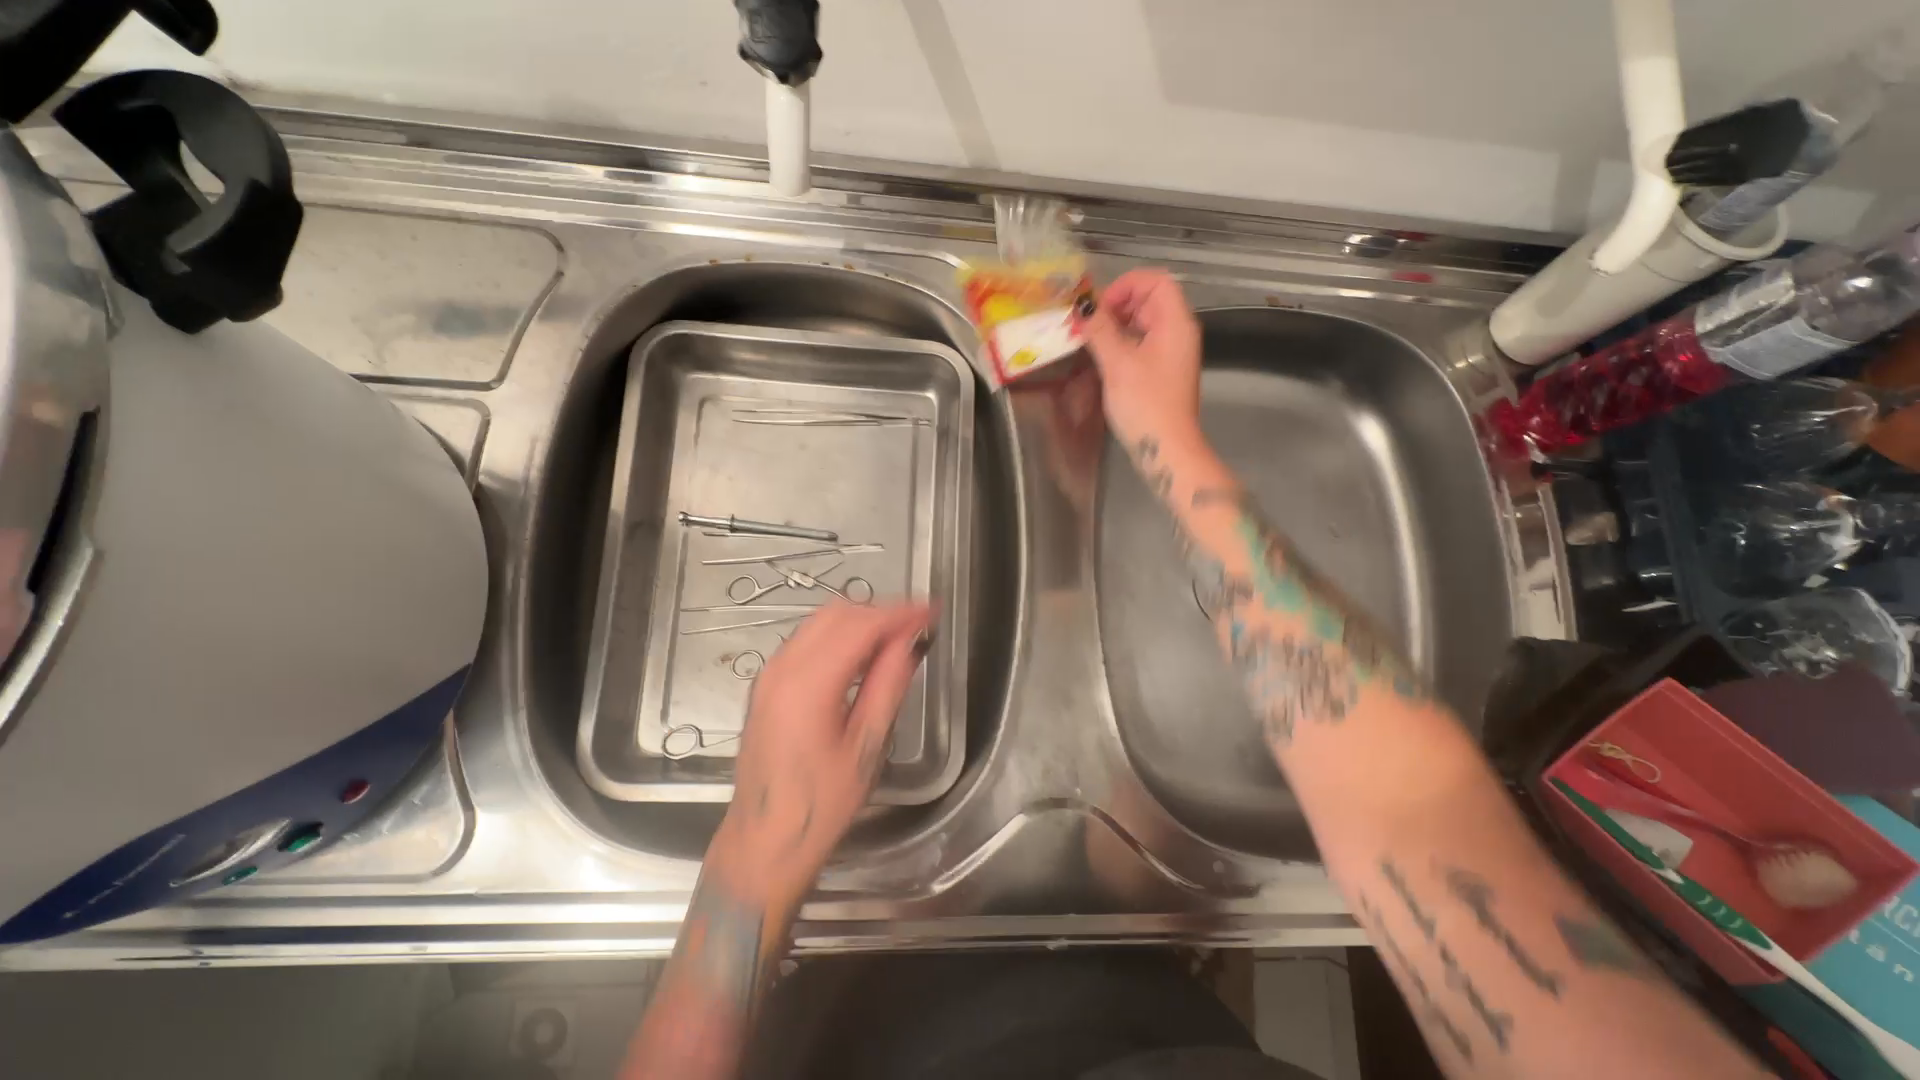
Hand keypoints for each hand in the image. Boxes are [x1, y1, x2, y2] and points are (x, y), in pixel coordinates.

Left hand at [706, 601, 932, 910]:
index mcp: (808, 683)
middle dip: (879, 613)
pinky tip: (861, 658)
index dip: (900, 614)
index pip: (860, 626)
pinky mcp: (765, 687)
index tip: (932, 611)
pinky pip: (804, 642)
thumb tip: (908, 644)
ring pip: (818, 624)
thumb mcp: (867, 747)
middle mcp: (781, 668)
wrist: (765, 840)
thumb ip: (888, 686)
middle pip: (836, 614)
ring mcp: (768, 676)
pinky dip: (837, 638)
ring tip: (896, 640)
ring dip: (858, 623)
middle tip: (917, 626)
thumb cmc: (822, 803)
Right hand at [1075, 268, 1203, 449]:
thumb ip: (1100, 331)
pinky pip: (1142, 343)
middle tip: (1088, 324)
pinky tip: (1101, 356)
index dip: (1125, 285)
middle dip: (1116, 304)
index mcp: (1175, 323)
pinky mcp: (1162, 371)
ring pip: (1143, 322)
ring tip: (1089, 339)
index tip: (1099, 307)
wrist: (1167, 449)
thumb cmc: (1145, 405)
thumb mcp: (1118, 364)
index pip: (1155, 281)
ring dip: (1115, 324)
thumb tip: (1083, 308)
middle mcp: (1178, 332)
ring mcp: (1171, 352)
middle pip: (1149, 299)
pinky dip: (1121, 342)